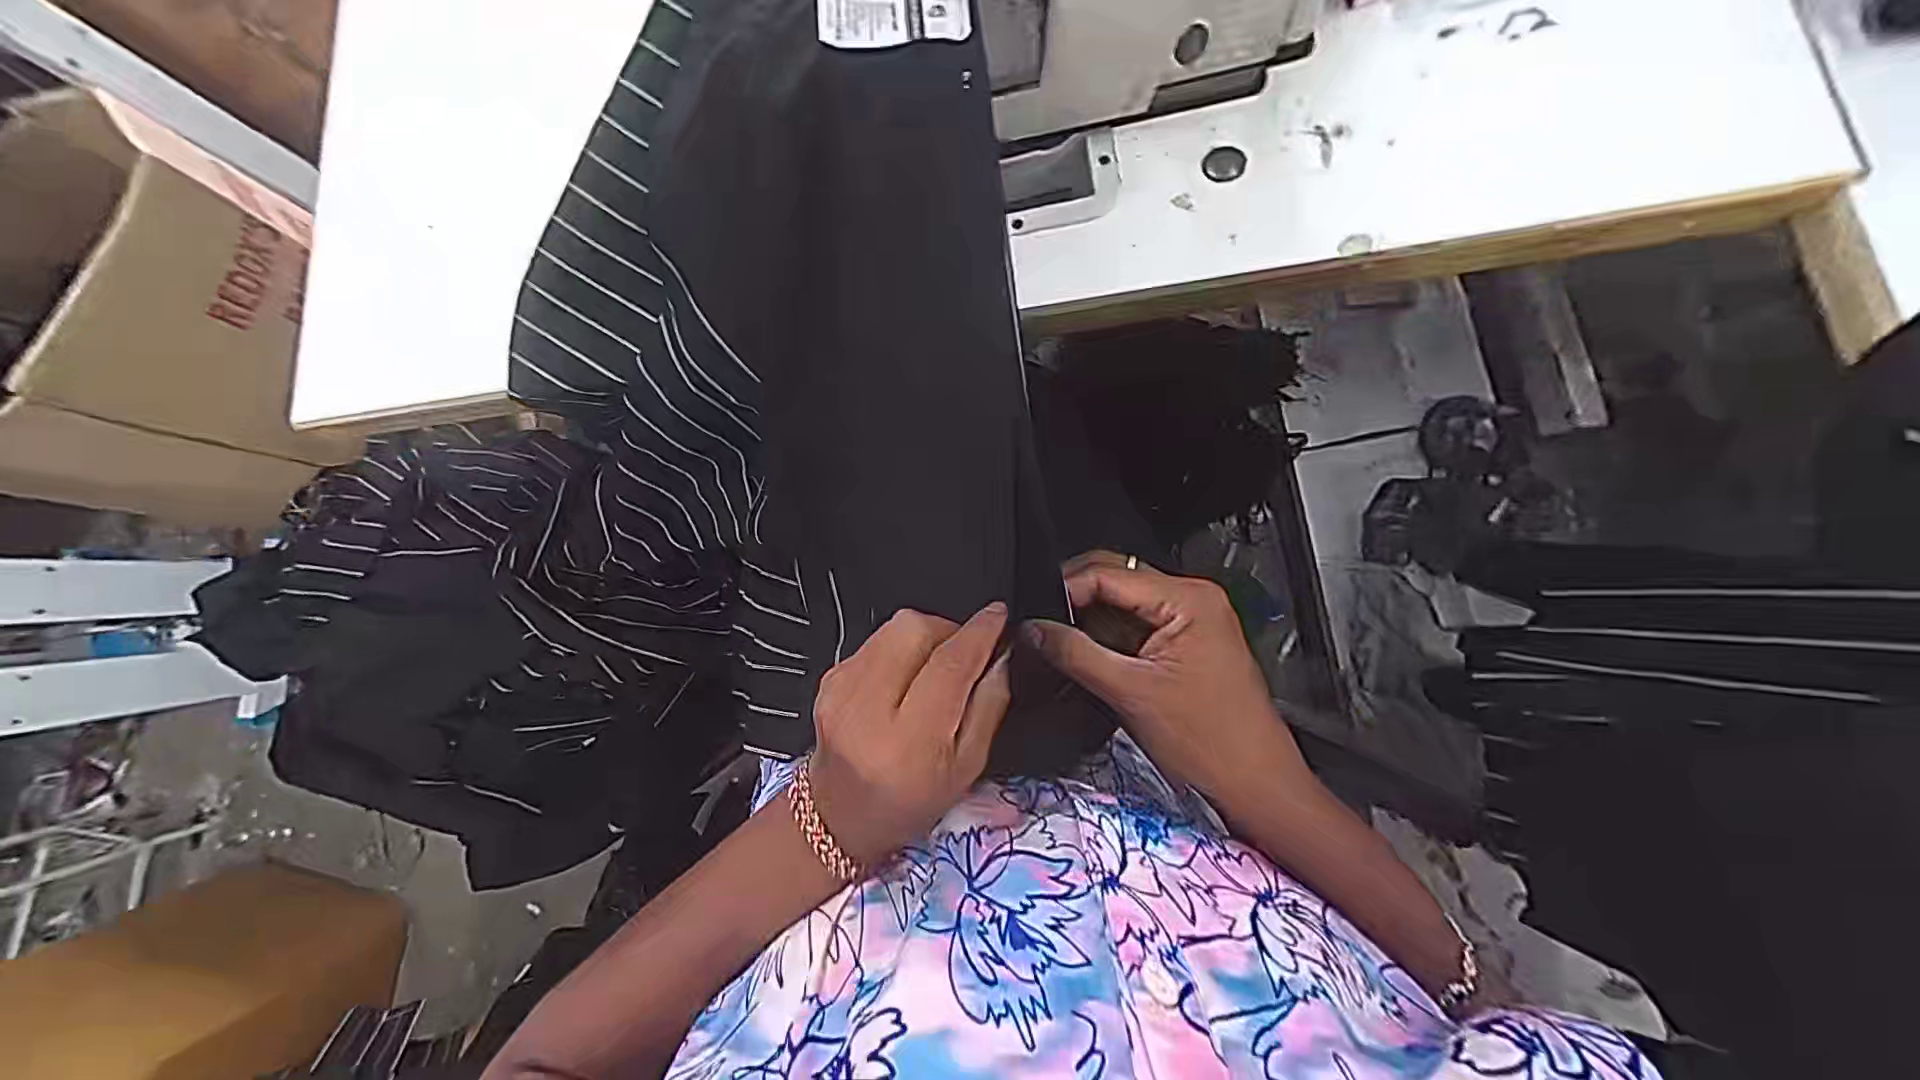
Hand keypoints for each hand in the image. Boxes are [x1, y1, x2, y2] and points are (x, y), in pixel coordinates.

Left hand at [806, 602, 1012, 865]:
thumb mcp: (967, 768)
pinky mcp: (829, 678)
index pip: (949, 665)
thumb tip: (1002, 655)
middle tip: (965, 653)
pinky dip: (900, 647)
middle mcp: (867, 710)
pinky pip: (876, 639)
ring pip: (894, 627)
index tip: (999, 616)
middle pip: (916, 629)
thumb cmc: (910, 800)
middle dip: (950, 630)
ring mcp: (841, 690)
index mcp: (908, 742)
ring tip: (935, 666)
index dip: (980, 632)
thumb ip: (989, 706)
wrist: (840, 814)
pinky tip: (905, 677)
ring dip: (926, 636)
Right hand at [1024, 551, 1306, 805]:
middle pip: (1113, 579)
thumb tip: (1034, 630)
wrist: (1255, 784)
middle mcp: (1191, 598)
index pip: (1107, 573)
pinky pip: (1132, 625)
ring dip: (1088, 622)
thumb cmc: (1212, 742)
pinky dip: (1106, 638)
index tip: (1035, 617)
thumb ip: (1075, 653)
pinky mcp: (1182, 641)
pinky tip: (1090, 659)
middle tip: (1042, 629)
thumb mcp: (1130, 692)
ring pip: (1119, 603)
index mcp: (1188, 598)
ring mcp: (1188, 619)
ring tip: (1064, 648)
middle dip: (1073, 602)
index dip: (1064, 591)